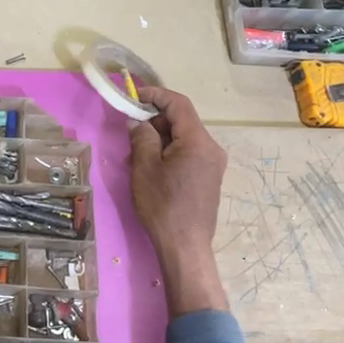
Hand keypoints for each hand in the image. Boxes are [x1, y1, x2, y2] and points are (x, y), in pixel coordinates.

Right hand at [127, 85, 230, 315]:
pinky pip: (188, 153)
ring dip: (160, 138)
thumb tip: (139, 123)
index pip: (179, 104)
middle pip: (182, 121)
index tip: (133, 96)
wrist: (185, 246)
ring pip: (183, 138)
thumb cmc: (163, 205)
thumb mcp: (145, 167)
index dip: (155, 95)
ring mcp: (213, 164)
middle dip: (155, 120)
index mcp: (198, 141)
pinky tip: (151, 168)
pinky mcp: (209, 178)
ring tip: (137, 155)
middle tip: (130, 132)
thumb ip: (142, 137)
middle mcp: (211, 148)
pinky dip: (169, 152)